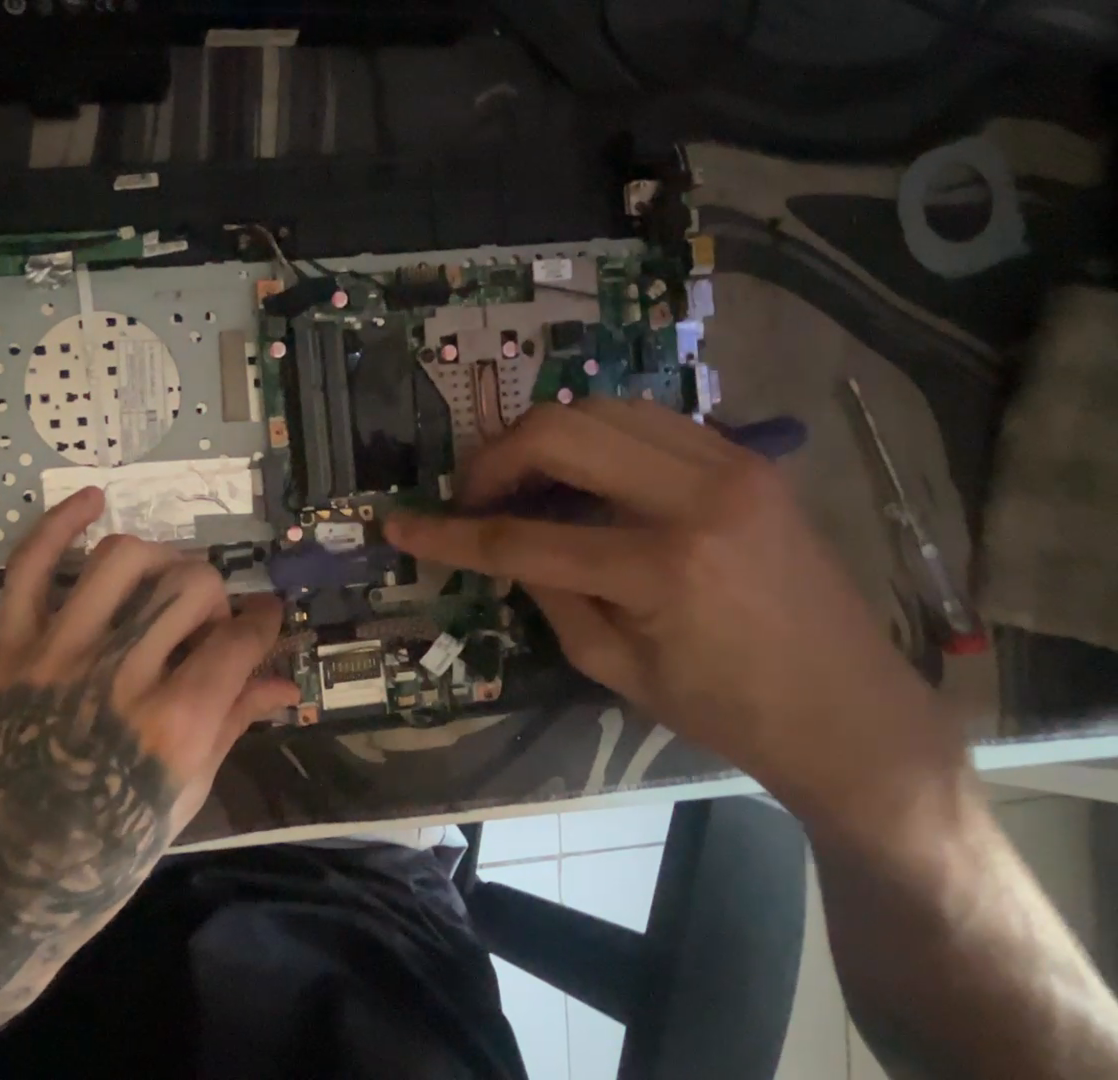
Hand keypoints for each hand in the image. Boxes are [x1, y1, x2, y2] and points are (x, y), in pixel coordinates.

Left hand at [0, 487, 294, 936]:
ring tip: (166, 578)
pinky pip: (29, 567)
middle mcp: (119, 677)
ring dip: (159, 558)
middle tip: (211, 617)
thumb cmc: (105, 854)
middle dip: (215, 594)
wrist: (1, 882)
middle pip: (189, 588)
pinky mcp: (8, 650)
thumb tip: (282, 681)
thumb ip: (230, 725)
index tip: (267, 619)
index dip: (264, 623)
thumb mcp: (182, 797)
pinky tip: (91, 501)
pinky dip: (58, 524)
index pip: (238, 640)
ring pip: (122, 561)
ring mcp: (56, 656)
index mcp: (173, 725)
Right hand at [386, 400, 964, 821]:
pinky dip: (595, 437)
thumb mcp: (610, 663)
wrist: (853, 712)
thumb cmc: (725, 709)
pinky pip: (648, 420)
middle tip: (470, 496)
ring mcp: (734, 465)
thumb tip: (502, 544)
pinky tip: (578, 474)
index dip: (448, 532)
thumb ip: (547, 590)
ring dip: (542, 438)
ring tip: (518, 482)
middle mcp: (700, 496)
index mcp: (661, 567)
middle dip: (493, 459)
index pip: (521, 536)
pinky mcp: (751, 459)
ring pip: (601, 408)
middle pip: (560, 432)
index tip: (399, 526)